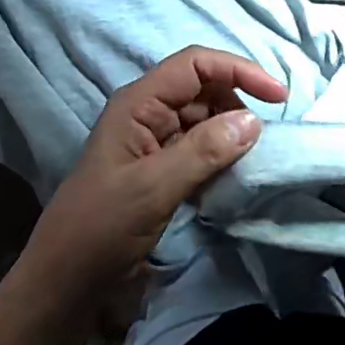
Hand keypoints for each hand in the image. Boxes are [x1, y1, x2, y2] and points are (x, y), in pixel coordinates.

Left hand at [21, 46, 281, 307]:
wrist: (66, 279)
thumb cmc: (102, 226)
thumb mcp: (154, 187)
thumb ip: (204, 150)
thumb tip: (253, 120)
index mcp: (138, 102)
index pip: (194, 65)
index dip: (237, 69)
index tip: (278, 96)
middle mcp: (146, 112)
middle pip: (201, 88)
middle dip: (236, 103)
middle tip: (266, 139)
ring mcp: (151, 140)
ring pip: (202, 119)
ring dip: (230, 133)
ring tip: (253, 161)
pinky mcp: (158, 168)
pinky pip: (197, 148)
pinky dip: (218, 157)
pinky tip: (232, 178)